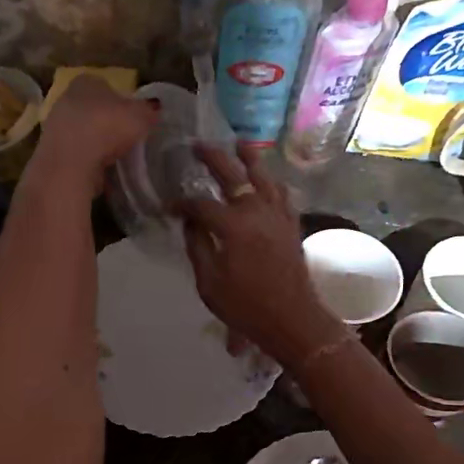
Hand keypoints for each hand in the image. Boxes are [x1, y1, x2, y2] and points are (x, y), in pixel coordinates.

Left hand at [26, 76, 157, 197]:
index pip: (106, 87)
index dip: (121, 102)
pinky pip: (76, 155)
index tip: (132, 120)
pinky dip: (86, 163)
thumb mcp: (140, 116)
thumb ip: (148, 110)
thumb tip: (154, 108)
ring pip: (83, 134)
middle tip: (125, 140)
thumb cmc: (107, 127)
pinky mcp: (51, 152)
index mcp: (87, 81)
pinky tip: (99, 174)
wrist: (70, 162)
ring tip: (114, 160)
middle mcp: (66, 98)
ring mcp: (55, 126)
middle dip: (107, 124)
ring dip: (96, 145)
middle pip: (92, 110)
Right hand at [178, 144, 348, 367]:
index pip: (201, 205)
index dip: (182, 204)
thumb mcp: (209, 283)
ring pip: (264, 178)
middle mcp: (256, 212)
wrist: (293, 320)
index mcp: (232, 226)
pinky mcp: (291, 226)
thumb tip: (190, 222)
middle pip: (233, 176)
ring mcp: (278, 216)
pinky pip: (281, 195)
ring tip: (241, 143)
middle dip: (214, 159)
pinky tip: (267, 180)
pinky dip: (271, 183)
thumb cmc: (246, 307)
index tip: (170, 206)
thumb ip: (198, 247)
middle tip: (199, 145)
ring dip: (250, 159)